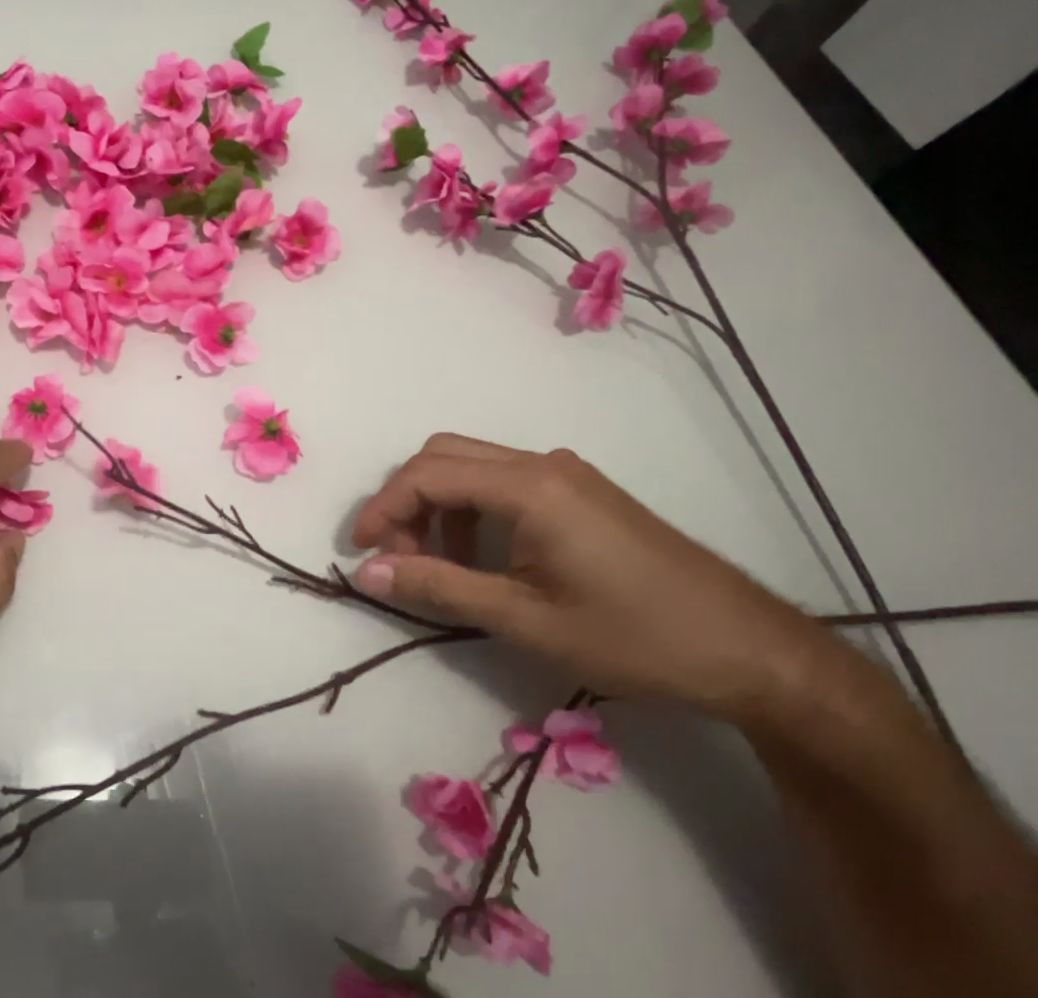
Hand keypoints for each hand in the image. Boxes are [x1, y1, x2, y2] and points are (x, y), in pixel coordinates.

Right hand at [348, 433, 839, 720]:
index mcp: (530, 488)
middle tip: (395, 559)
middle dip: (406, 502)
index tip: (359, 553)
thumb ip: (438, 588)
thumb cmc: (633, 637)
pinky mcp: (584, 496)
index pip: (427, 475)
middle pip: (445, 456)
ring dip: (438, 508)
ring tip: (435, 568)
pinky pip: (505, 484)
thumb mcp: (523, 619)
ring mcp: (569, 477)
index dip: (382, 509)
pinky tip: (481, 560)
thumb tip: (365, 573)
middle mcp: (546, 466)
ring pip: (474, 468)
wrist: (748, 650)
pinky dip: (472, 512)